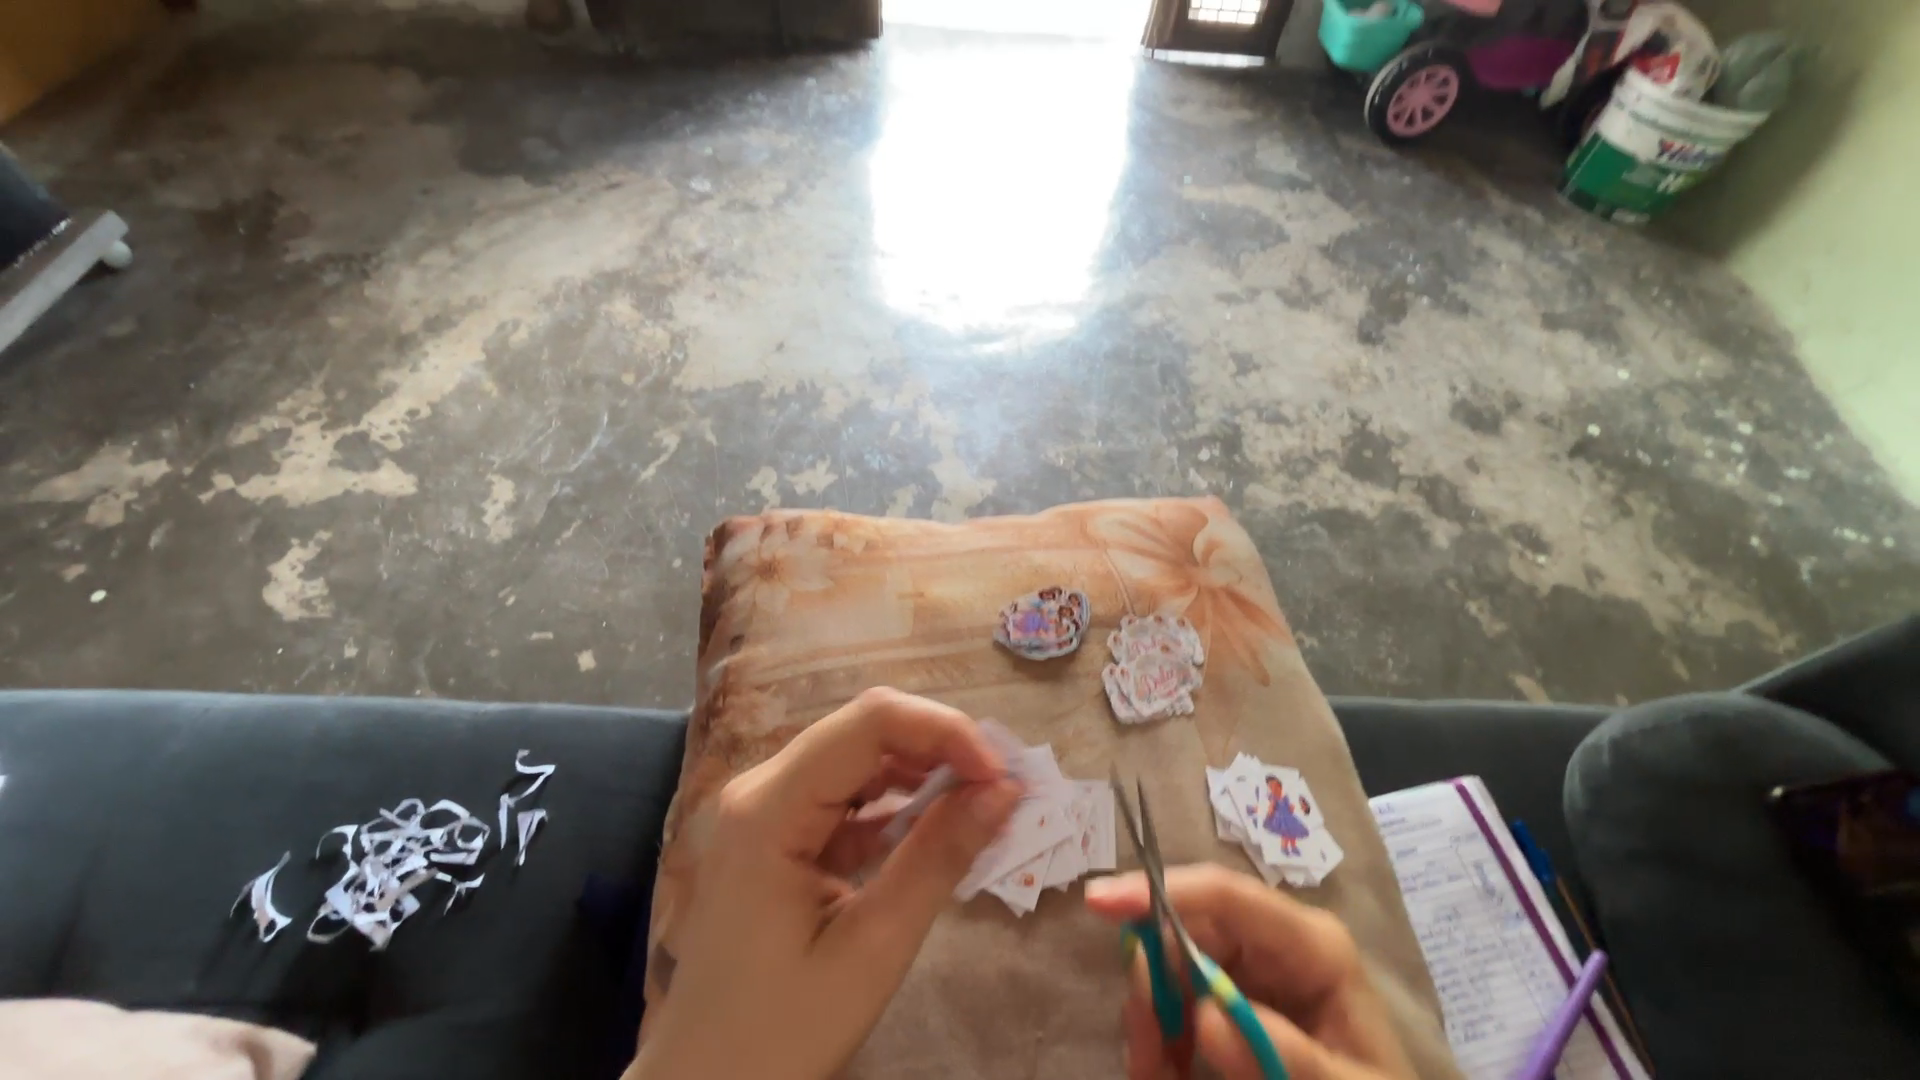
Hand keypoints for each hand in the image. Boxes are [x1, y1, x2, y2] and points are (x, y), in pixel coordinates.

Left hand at [628, 688, 1021, 1079]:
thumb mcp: (874, 946)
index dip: (944, 731)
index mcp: (770, 806)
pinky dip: (898, 803)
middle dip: (941, 746)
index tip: (1000, 775)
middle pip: (864, 730)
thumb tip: (1005, 791)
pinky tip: (939, 823)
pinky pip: (848, 795)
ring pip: (860, 756)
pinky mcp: (781, 832)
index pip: (868, 722)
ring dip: (925, 770)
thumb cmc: (782, 1028)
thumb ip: (939, 857)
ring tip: (982, 801)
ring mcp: (767, 807)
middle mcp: (762, 788)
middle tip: (1003, 786)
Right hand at [1085, 865, 1416, 1079]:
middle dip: (1153, 986)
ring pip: (1168, 966)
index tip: (1100, 902)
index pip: (1224, 895)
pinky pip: (1172, 1000)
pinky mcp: (1229, 994)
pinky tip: (1164, 1072)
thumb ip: (1290, 1056)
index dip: (1160, 890)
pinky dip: (1158, 1039)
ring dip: (1151, 1022)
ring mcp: (1246, 967)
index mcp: (1309, 943)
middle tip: (1143, 1055)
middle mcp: (1270, 942)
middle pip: (1184, 929)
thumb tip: (1208, 1014)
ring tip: (1154, 1073)